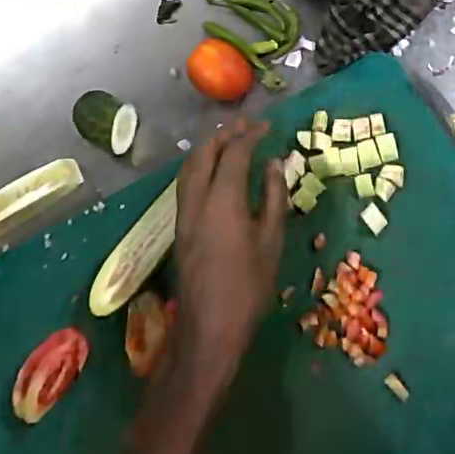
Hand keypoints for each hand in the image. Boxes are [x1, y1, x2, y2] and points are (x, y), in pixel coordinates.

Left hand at [173, 117, 287, 362]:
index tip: (268, 127)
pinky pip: (186, 179)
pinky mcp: (179, 224)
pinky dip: (200, 163)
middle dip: (226, 133)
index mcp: (223, 198)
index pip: (234, 152)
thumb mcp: (272, 240)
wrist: (209, 327)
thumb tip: (274, 164)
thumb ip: (274, 196)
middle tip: (247, 126)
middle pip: (206, 151)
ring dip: (210, 146)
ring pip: (191, 164)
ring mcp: (184, 210)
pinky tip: (214, 169)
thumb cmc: (249, 286)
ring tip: (231, 140)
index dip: (250, 134)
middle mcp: (197, 197)